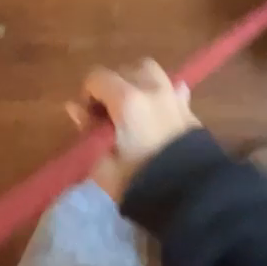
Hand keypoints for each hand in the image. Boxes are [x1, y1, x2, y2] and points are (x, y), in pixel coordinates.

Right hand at [66, 60, 200, 198]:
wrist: (191, 195)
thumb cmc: (140, 183)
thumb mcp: (103, 165)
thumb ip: (89, 131)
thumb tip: (75, 108)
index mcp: (127, 100)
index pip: (97, 77)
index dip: (87, 95)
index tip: (89, 119)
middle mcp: (151, 88)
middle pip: (125, 70)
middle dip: (112, 87)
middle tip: (109, 116)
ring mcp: (174, 96)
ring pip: (151, 72)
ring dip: (137, 83)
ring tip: (133, 110)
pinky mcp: (189, 109)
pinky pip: (173, 88)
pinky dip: (162, 93)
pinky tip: (158, 113)